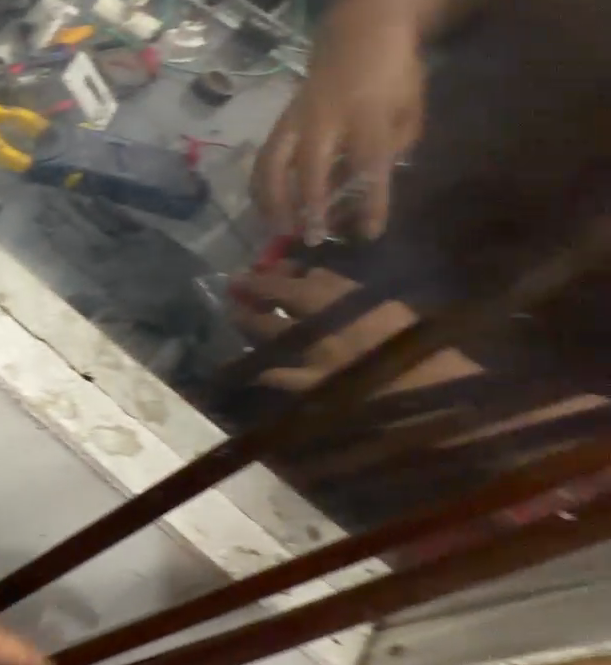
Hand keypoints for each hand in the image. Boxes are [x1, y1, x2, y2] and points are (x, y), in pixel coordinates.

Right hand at [229, 265, 480, 392]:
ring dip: (291, 273)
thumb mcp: (319, 393)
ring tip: (274, 271)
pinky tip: (313, 277)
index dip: (243, 313)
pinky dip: (320, 275)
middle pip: (286, 289)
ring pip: (315, 277)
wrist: (436, 383)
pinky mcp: (378, 298)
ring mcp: (355, 299)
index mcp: (309, 335)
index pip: (263, 320)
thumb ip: (282, 379)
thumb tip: (252, 372)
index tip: (228, 307)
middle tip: (239, 279)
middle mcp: (328, 311)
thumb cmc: (370, 392)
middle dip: (259, 283)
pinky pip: (341, 280)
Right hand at [254, 1, 425, 241]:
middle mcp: (325, 119)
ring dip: (273, 203)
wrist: (358, 33)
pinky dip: (260, 189)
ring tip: (278, 230)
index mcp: (367, 114)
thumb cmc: (394, 73)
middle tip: (312, 239)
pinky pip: (262, 161)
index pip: (369, 165)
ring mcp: (295, 121)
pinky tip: (264, 209)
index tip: (369, 232)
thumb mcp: (410, 105)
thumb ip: (393, 145)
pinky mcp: (277, 124)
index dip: (369, 201)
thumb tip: (365, 184)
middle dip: (311, 209)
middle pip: (311, 171)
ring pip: (274, 168)